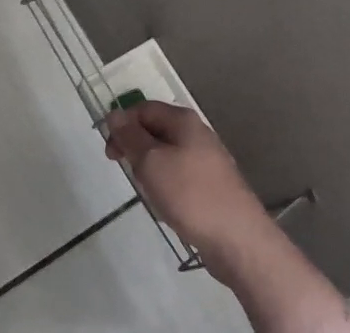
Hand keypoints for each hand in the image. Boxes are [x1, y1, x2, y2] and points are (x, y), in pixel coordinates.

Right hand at [105, 101, 270, 257]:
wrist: (238, 239)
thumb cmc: (190, 194)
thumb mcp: (151, 161)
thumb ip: (130, 136)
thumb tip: (114, 114)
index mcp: (184, 121)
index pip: (143, 109)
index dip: (122, 125)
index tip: (110, 153)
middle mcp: (198, 134)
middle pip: (156, 130)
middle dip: (136, 149)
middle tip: (128, 173)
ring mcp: (208, 160)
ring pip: (167, 155)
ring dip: (151, 169)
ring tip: (149, 192)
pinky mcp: (213, 185)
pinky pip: (181, 175)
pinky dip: (167, 185)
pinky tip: (167, 205)